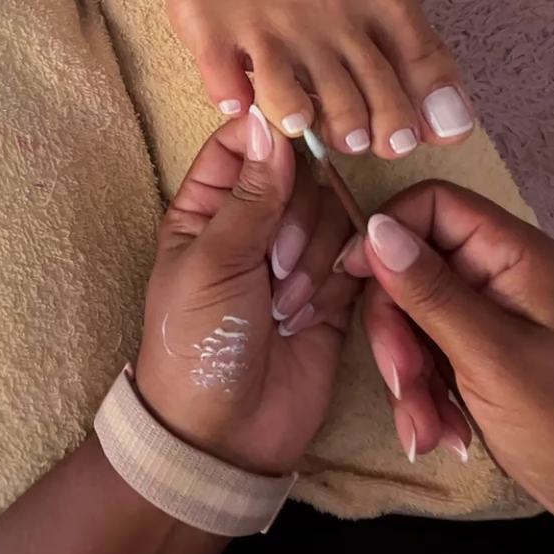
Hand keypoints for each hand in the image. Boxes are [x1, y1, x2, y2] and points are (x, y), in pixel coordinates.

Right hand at [119, 0, 477, 161]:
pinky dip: (234, 100)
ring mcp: (262, 21)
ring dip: (305, 121)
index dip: (425, 102)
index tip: (431, 131)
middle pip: (358, 92)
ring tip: (304, 130)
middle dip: (370, 126)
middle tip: (368, 144)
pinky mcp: (201, 17)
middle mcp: (325, 11)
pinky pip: (225, 84)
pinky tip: (236, 104)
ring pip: (295, 103)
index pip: (415, 58)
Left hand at [133, 107, 360, 474]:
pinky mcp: (332, 287)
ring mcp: (294, 253)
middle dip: (293, 219)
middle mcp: (253, 220)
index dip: (272, 136)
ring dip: (312, 259)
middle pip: (298, 175)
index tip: (297, 140)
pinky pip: (354, 255)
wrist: (226, 435)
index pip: (244, 142)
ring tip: (284, 307)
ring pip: (331, 213)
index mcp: (208, 205)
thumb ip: (251, 193)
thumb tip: (267, 117)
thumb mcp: (214, 261)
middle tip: (271, 269)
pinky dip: (338, 280)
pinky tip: (311, 314)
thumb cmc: (198, 341)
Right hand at [343, 182, 553, 543]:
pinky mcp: (479, 352)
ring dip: (407, 373)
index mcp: (514, 255)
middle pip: (411, 267)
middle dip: (395, 328)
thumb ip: (430, 291)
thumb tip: (373, 227)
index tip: (355, 277)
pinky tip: (440, 433)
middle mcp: (497, 274)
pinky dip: (424, 393)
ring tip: (427, 429)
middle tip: (403, 381)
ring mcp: (487, 315)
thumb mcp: (495, 358)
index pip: (433, 204)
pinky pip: (427, 353)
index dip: (386, 231)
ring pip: (411, 317)